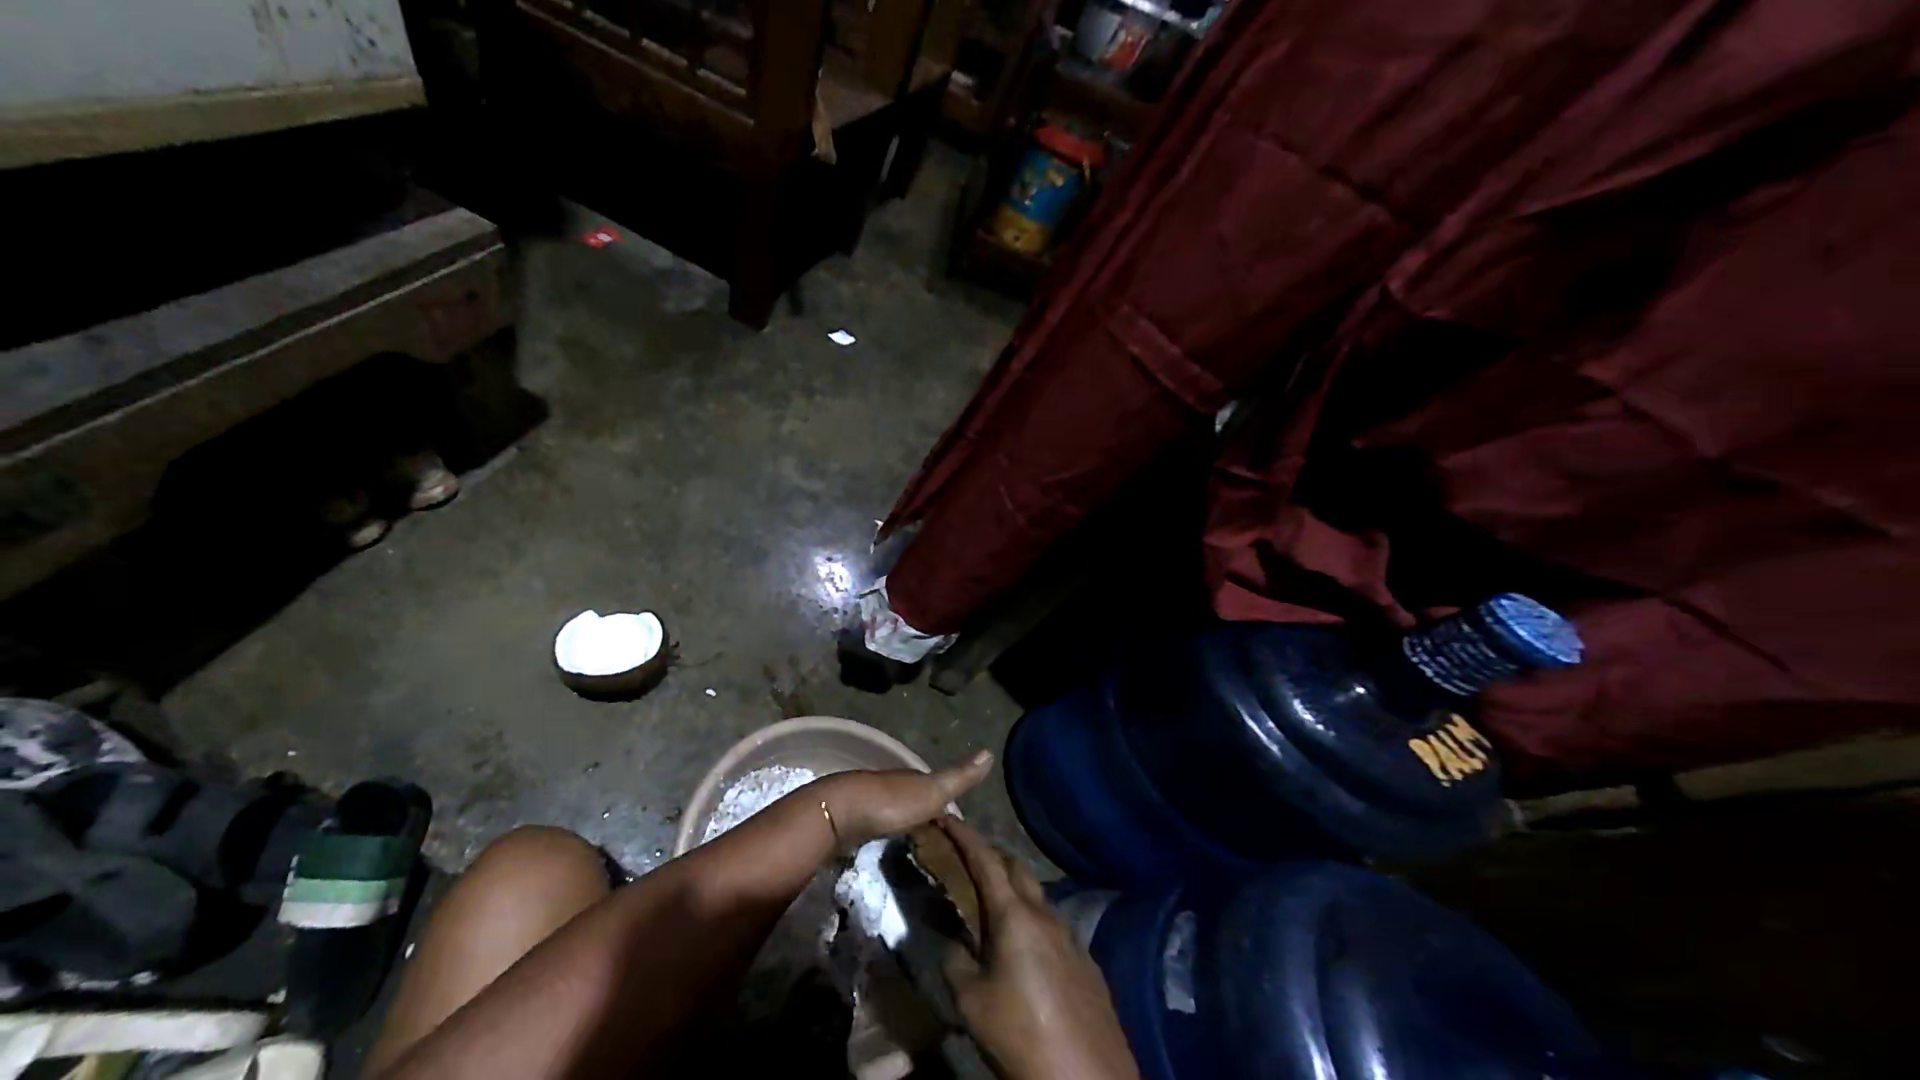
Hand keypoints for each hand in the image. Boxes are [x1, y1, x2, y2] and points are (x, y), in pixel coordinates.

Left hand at [812, 750, 993, 847]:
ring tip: (918, 846)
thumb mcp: (932, 791)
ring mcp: (869, 802)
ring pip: (894, 812)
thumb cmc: (891, 802)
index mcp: (912, 779)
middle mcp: (892, 786)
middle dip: (926, 814)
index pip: (936, 788)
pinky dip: (886, 833)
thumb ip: (959, 777)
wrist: (839, 813)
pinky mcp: (852, 821)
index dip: (948, 803)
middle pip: (914, 799)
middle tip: (941, 839)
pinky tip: (889, 845)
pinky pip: (876, 825)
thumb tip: (990, 752)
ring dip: (905, 824)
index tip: (960, 825)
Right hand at [938, 818, 1139, 1079]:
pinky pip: (1054, 924)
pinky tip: (1025, 950)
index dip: (964, 836)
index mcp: (1014, 916)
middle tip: (966, 862)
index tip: (946, 817)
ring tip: (992, 909)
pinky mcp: (1086, 960)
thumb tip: (951, 942)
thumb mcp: (971, 1002)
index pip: (985, 860)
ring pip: (1038, 895)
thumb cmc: (1021, 1033)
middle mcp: (1045, 914)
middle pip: (1017, 867)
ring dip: (1014, 890)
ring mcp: (1071, 935)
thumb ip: (955, 962)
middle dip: (991, 856)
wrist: (1086, 1076)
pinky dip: (1033, 920)